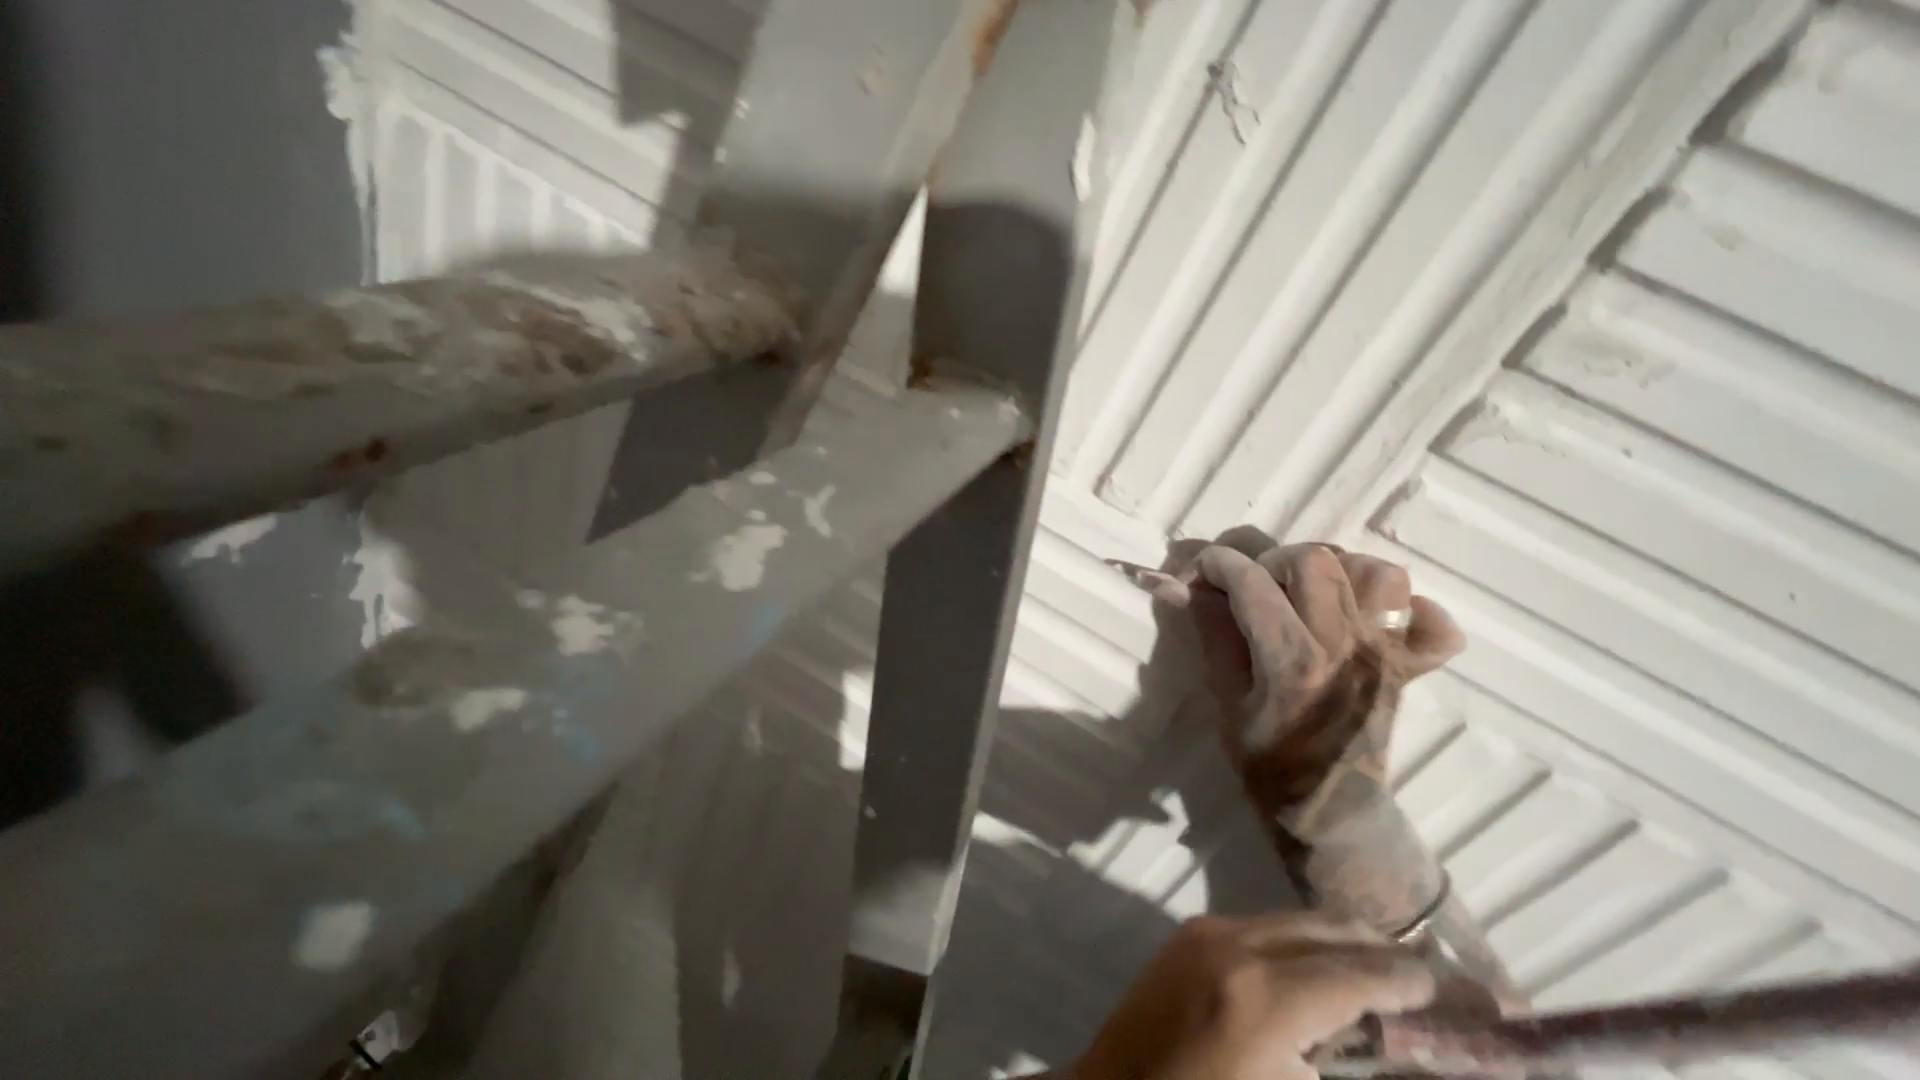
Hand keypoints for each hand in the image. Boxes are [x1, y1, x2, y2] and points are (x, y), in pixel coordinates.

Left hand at [1068, 911, 1435, 1079]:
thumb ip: (1335, 1062)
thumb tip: (1390, 1052)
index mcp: (1265, 1000)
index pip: (1359, 975)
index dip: (1411, 982)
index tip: (1457, 986)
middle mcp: (1237, 947)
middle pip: (1330, 931)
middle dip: (1384, 949)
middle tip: (1430, 969)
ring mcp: (1207, 932)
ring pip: (1295, 920)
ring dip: (1343, 937)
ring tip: (1385, 960)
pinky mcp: (1188, 933)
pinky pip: (1261, 923)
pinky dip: (1301, 938)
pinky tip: (1321, 960)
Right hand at [1144, 534, 1463, 760]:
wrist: (1332, 812)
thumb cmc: (1267, 764)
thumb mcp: (1225, 702)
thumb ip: (1211, 636)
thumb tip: (1177, 587)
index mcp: (1291, 662)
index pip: (1252, 582)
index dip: (1217, 564)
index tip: (1200, 572)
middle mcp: (1344, 648)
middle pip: (1315, 562)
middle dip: (1273, 561)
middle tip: (1254, 587)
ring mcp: (1384, 653)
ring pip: (1377, 574)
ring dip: (1339, 570)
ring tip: (1310, 592)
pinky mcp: (1407, 666)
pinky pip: (1431, 621)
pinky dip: (1407, 608)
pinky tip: (1372, 616)